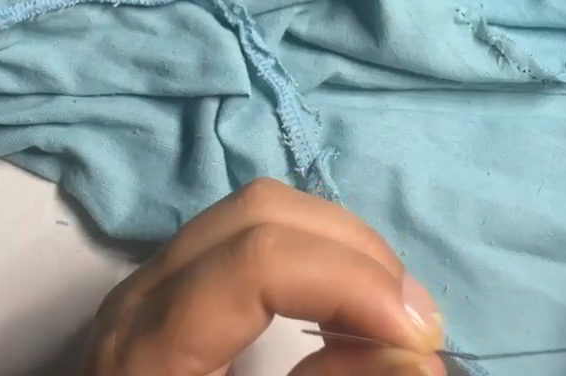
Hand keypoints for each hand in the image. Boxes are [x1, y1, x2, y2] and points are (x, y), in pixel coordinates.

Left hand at [81, 179, 446, 375]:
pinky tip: (345, 294)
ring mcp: (156, 273)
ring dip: (338, 244)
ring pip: (261, 205)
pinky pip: (251, 228)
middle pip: (262, 211)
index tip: (418, 335)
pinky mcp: (174, 278)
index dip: (346, 283)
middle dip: (353, 253)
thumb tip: (421, 360)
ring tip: (390, 307)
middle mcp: (145, 287)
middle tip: (416, 321)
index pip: (255, 261)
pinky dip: (312, 248)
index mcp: (147, 344)